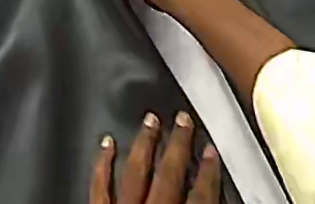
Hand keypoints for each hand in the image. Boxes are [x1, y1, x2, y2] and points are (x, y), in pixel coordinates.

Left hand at [91, 111, 218, 203]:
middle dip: (178, 146)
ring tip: (151, 119)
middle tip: (183, 118)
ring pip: (135, 173)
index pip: (201, 198)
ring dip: (145, 144)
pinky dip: (103, 163)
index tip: (212, 149)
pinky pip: (100, 187)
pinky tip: (107, 142)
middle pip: (168, 175)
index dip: (209, 173)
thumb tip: (215, 196)